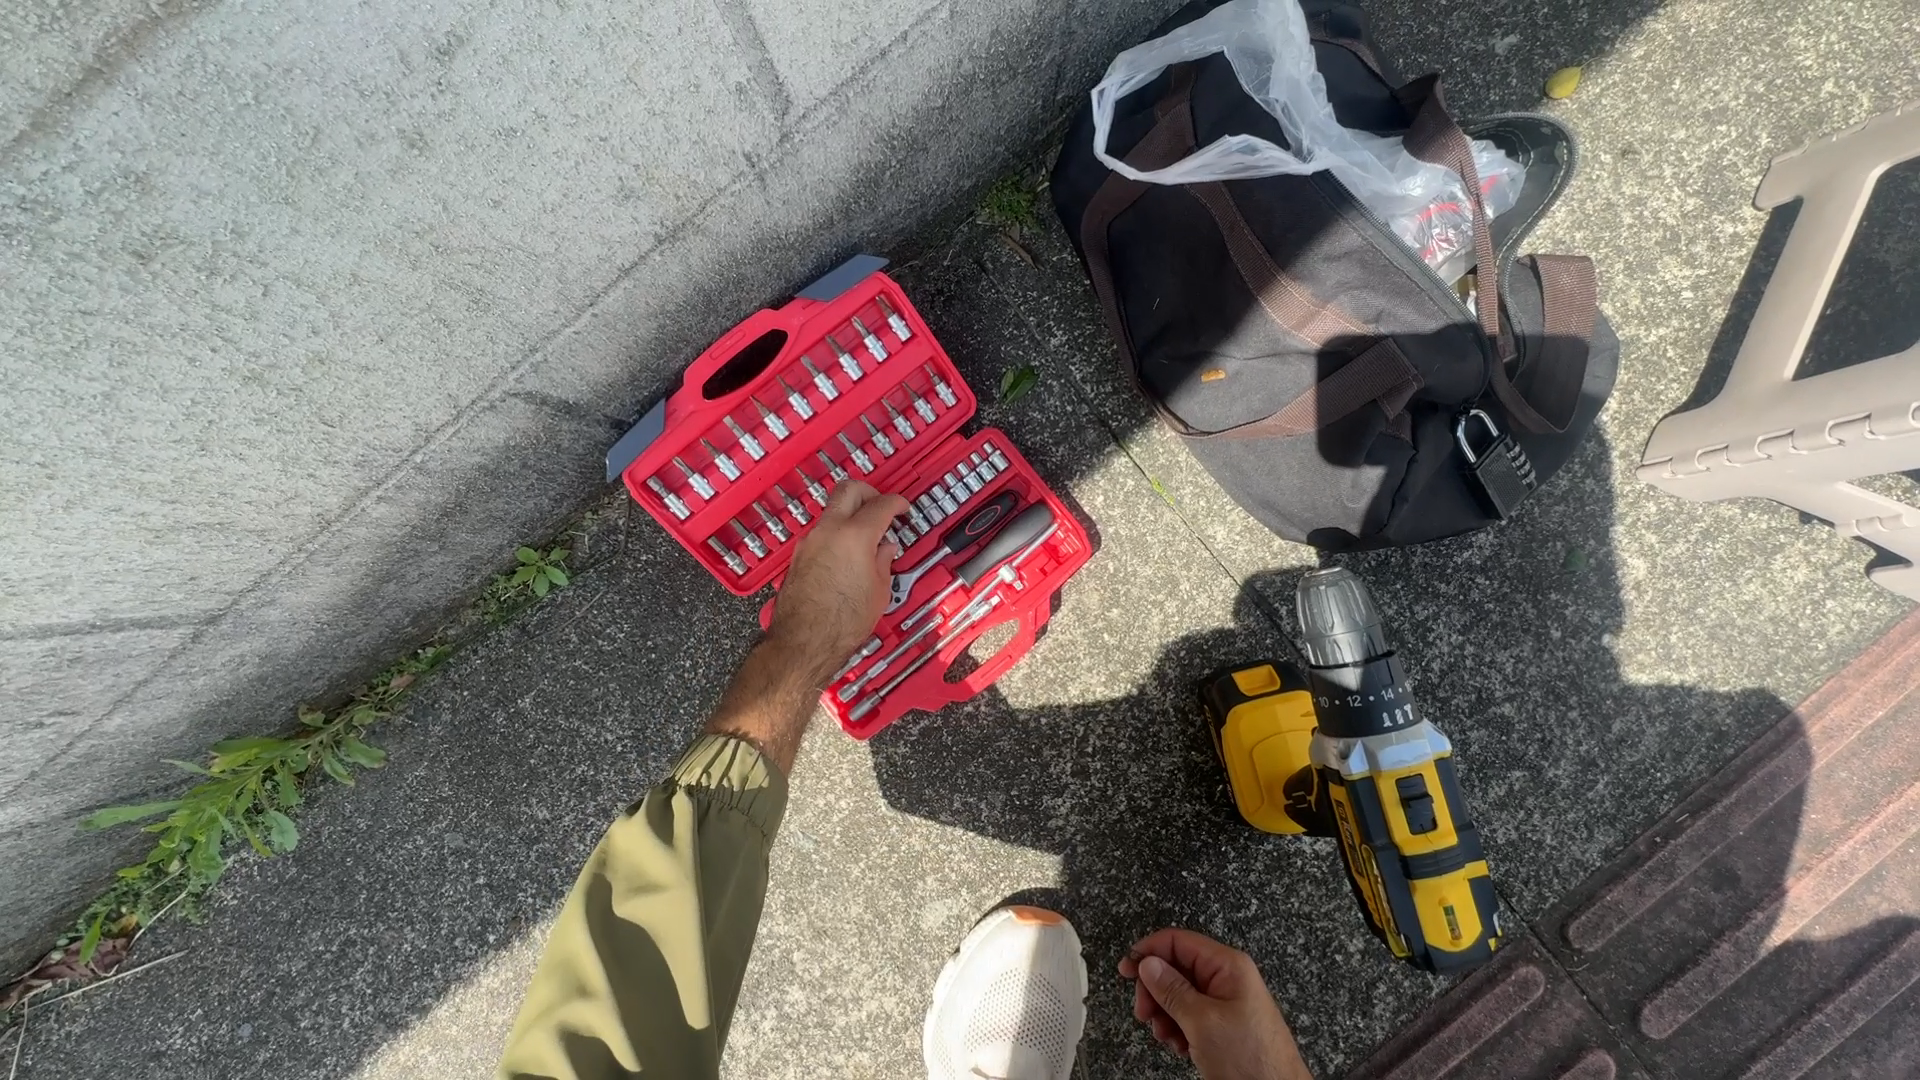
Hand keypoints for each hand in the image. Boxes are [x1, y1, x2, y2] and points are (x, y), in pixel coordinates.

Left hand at [766, 480, 908, 686]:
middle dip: (870, 492)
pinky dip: (837, 532)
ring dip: (851, 513)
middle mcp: (829, 531)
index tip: (903, 508)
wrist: (804, 641)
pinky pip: (822, 531)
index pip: (881, 505)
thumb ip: (884, 561)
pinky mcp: (800, 554)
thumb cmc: (840, 623)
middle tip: (882, 505)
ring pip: (833, 509)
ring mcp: (811, 540)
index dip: (897, 503)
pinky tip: (849, 552)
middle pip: (849, 490)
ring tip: (868, 535)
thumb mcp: (879, 591)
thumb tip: (885, 549)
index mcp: (855, 535)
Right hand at [1118, 929, 1311, 1079]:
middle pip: (1176, 969)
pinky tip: (1179, 1046)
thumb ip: (1171, 990)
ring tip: (1165, 1036)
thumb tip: (1147, 963)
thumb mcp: (1202, 1022)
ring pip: (1180, 995)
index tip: (1126, 970)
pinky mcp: (1225, 1026)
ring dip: (1165, 1014)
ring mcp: (1226, 1003)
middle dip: (1155, 991)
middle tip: (1143, 1012)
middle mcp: (1227, 979)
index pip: (1178, 941)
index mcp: (1227, 966)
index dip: (1149, 951)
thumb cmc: (1250, 1061)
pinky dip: (1178, 1029)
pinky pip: (1191, 1016)